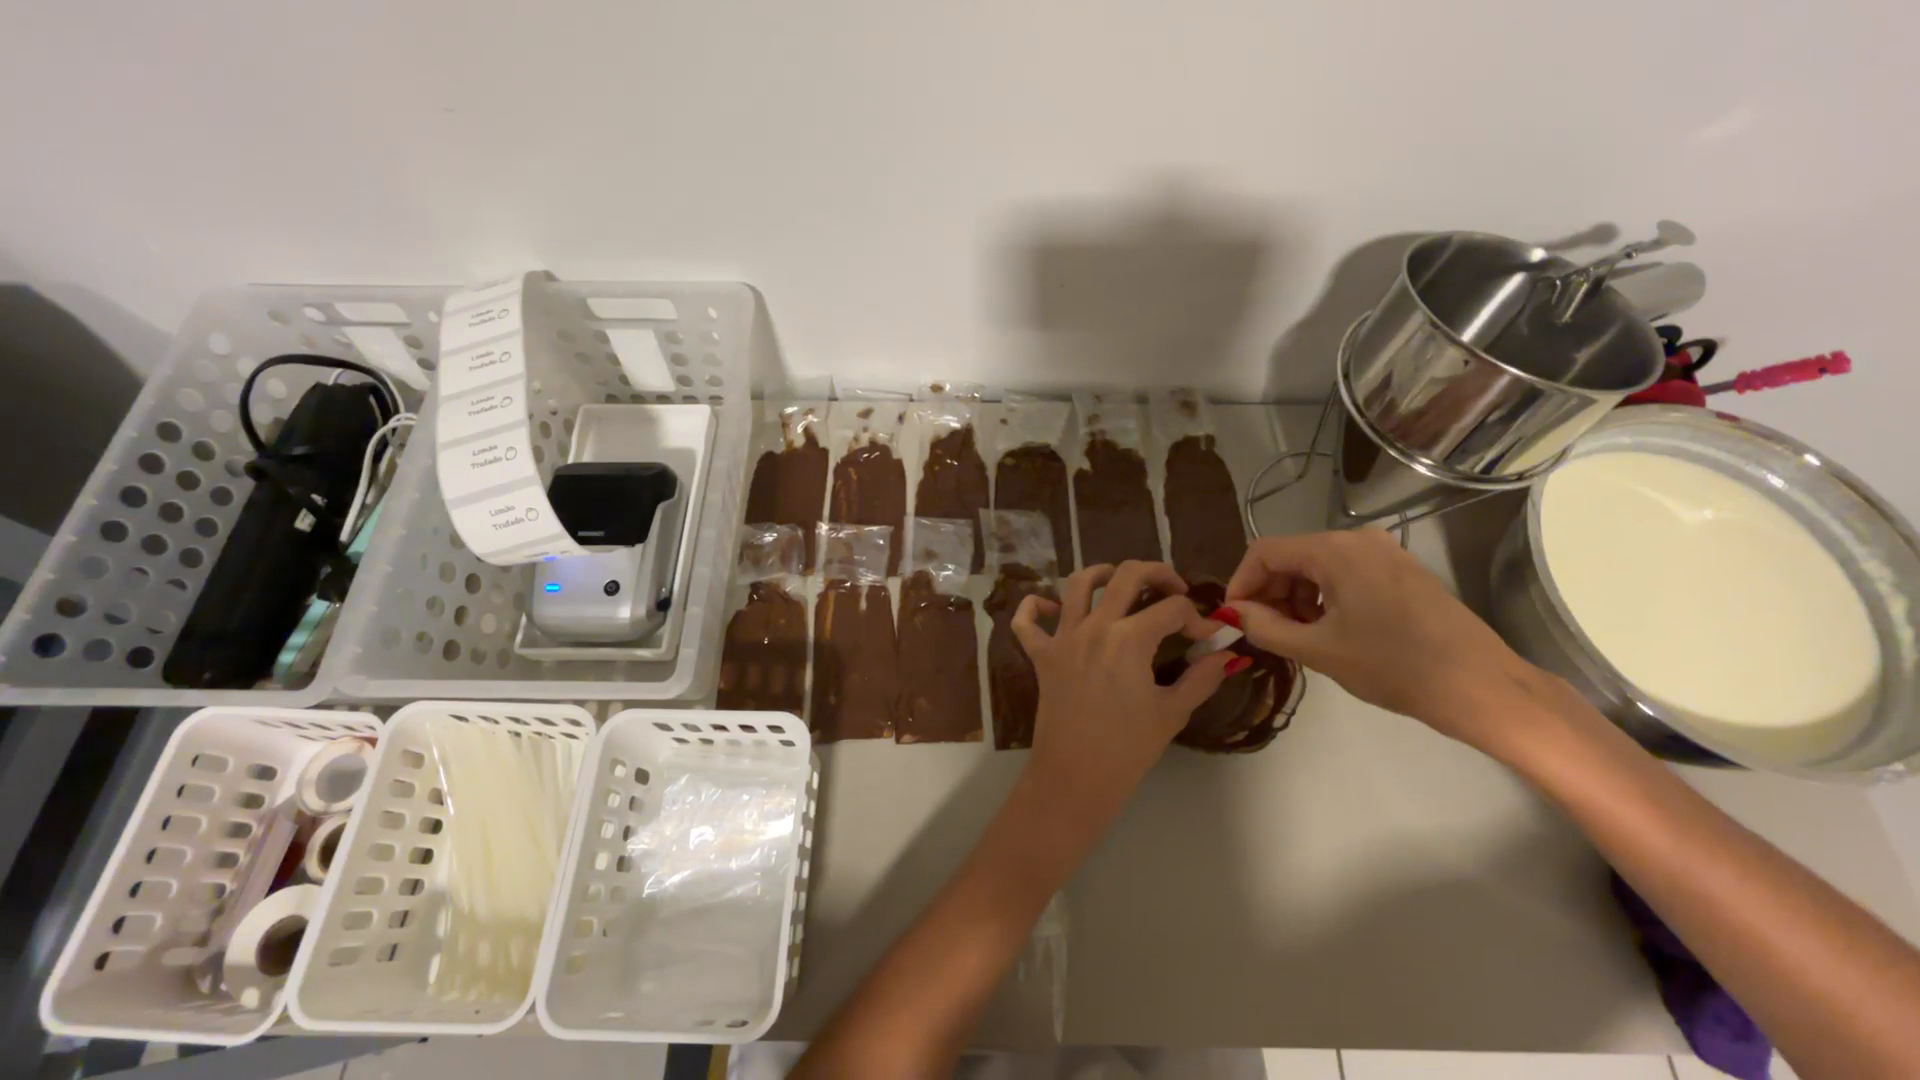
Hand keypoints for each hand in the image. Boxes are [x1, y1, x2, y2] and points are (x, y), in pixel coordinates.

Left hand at [1011, 561, 1235, 811]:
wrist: (1075, 778)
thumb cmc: (1128, 748)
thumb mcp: (1172, 711)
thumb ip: (1202, 677)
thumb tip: (1227, 655)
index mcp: (1130, 638)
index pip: (1173, 609)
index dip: (1198, 619)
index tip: (1209, 638)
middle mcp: (1094, 627)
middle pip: (1127, 575)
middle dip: (1158, 573)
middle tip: (1174, 590)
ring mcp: (1063, 638)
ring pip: (1076, 583)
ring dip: (1102, 574)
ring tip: (1120, 583)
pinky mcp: (1040, 656)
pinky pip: (1026, 621)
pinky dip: (1035, 606)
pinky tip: (1053, 608)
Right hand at [1223, 530, 1555, 754]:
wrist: (1479, 685)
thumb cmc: (1393, 665)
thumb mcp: (1319, 651)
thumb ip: (1266, 628)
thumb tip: (1233, 614)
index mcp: (1336, 549)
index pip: (1265, 551)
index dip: (1240, 583)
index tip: (1233, 619)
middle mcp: (1359, 539)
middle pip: (1292, 556)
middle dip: (1269, 592)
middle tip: (1263, 633)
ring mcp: (1385, 553)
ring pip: (1318, 566)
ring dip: (1296, 598)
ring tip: (1296, 639)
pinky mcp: (1402, 571)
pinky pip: (1346, 574)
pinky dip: (1325, 598)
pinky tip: (1328, 632)